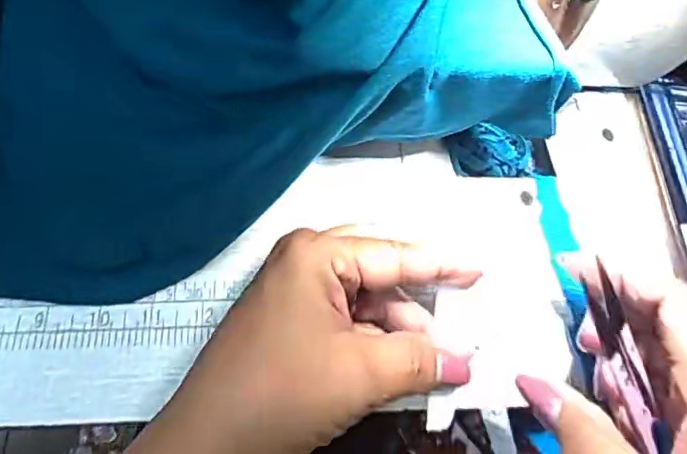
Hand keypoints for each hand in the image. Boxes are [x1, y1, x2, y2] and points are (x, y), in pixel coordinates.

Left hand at [130, 227, 480, 453]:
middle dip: (416, 307)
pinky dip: (372, 341)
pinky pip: (343, 320)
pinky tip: (398, 364)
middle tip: (459, 328)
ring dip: (396, 331)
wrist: (210, 438)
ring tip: (434, 360)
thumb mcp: (358, 374)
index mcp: (315, 252)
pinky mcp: (289, 318)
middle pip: (376, 276)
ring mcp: (293, 288)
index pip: (390, 254)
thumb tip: (461, 361)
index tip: (476, 269)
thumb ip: (416, 360)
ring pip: (362, 302)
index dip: (438, 266)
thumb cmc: (282, 391)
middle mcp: (303, 259)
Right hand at [516, 256, 686, 453]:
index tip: (570, 267)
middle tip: (570, 330)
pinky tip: (618, 420)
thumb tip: (533, 383)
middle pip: (667, 325)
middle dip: (611, 318)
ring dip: (622, 362)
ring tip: (589, 383)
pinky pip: (680, 402)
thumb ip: (586, 434)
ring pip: (670, 364)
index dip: (618, 273)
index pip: (671, 299)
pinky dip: (641, 398)